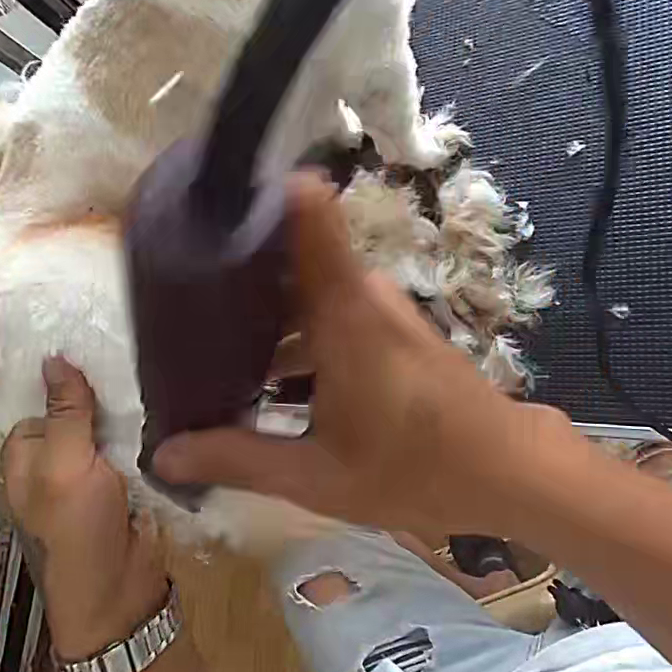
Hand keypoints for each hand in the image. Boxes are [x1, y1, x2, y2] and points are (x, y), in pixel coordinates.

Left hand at [2, 357, 169, 659]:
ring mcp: (100, 471)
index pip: (47, 398)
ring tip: (166, 375)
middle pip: (84, 409)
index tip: (103, 344)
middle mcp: (61, 458)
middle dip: (110, 390)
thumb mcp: (64, 468)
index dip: (72, 376)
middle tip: (142, 356)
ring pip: (117, 426)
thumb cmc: (78, 532)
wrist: (123, 594)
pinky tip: (176, 410)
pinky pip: (143, 446)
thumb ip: (65, 413)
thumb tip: (54, 357)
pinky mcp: (134, 481)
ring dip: (138, 411)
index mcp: (30, 454)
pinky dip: (156, 433)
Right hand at [152, 174, 577, 538]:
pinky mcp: (392, 327)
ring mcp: (381, 308)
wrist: (505, 469)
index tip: (201, 213)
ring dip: (265, 312)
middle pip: (290, 252)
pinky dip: (296, 333)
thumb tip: (166, 455)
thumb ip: (237, 459)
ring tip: (212, 347)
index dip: (254, 196)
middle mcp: (363, 293)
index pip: (306, 209)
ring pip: (308, 288)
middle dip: (234, 272)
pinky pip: (332, 311)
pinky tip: (268, 380)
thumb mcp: (316, 475)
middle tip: (180, 304)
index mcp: (343, 310)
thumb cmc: (413, 470)